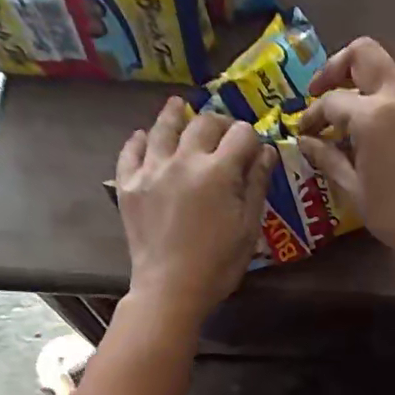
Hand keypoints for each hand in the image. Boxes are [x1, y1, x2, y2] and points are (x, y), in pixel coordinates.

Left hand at [115, 98, 274, 320]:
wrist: (170, 289)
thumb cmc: (218, 264)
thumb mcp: (249, 228)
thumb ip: (257, 185)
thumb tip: (266, 152)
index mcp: (218, 171)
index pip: (241, 134)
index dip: (252, 137)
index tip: (254, 148)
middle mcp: (183, 160)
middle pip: (203, 123)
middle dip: (219, 122)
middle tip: (224, 132)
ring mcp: (152, 170)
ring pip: (162, 128)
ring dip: (174, 114)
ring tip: (178, 105)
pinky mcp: (128, 186)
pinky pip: (130, 153)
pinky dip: (138, 141)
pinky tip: (143, 137)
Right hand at [298, 38, 394, 263]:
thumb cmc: (393, 215)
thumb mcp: (353, 187)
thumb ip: (327, 157)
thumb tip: (306, 141)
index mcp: (373, 115)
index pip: (332, 101)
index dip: (311, 116)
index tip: (302, 132)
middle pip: (363, 54)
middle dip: (336, 68)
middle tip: (319, 95)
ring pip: (383, 71)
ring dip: (358, 84)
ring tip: (341, 120)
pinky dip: (376, 100)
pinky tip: (364, 133)